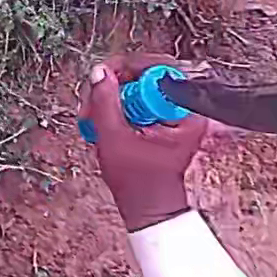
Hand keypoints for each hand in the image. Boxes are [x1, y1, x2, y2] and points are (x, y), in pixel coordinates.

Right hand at [81, 55, 207, 231]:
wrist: (147, 207)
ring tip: (93, 115)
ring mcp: (171, 112)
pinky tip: (101, 119)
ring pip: (137, 85)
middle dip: (114, 84)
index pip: (158, 69)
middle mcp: (182, 108)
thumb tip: (100, 71)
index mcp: (183, 112)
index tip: (106, 76)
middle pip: (145, 74)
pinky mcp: (159, 118)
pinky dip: (116, 106)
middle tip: (93, 99)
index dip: (128, 69)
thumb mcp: (114, 138)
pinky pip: (136, 98)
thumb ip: (105, 101)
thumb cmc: (138, 182)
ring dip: (111, 96)